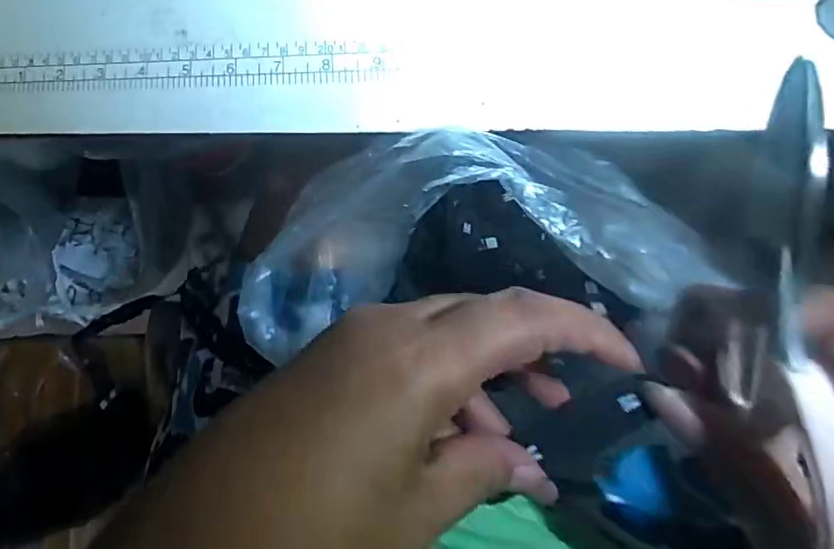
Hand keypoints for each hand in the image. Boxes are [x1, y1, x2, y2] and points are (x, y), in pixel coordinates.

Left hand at [95, 289, 641, 548]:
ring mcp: (354, 330)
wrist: (208, 523)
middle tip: (573, 397)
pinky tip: (453, 426)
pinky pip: (405, 342)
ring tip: (517, 428)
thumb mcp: (415, 513)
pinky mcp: (333, 349)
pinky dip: (443, 372)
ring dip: (486, 364)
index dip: (579, 327)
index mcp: (417, 357)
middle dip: (533, 343)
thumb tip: (530, 458)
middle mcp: (387, 323)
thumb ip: (480, 469)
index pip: (517, 316)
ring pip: (442, 324)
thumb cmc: (322, 524)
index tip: (625, 356)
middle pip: (479, 309)